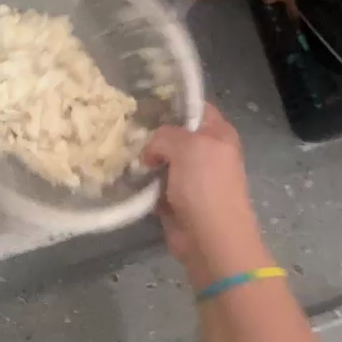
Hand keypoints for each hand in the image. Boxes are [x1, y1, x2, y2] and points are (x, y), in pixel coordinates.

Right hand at [144, 103, 273, 288]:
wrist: (210, 237)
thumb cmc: (205, 186)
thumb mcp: (187, 146)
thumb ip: (165, 135)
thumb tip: (150, 152)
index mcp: (218, 134)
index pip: (195, 107)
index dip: (171, 104)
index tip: (143, 106)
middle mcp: (206, 152)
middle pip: (174, 135)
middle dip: (152, 135)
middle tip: (128, 134)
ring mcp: (191, 177)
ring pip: (162, 160)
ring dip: (144, 162)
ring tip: (124, 157)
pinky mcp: (177, 199)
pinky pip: (155, 185)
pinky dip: (144, 185)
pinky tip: (129, 180)